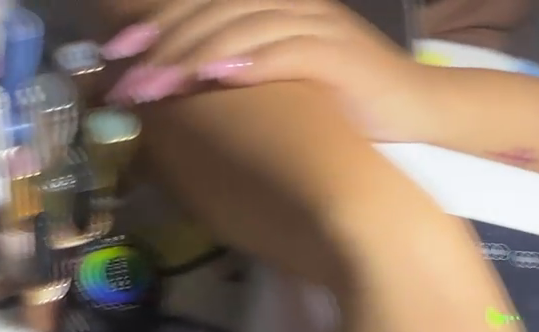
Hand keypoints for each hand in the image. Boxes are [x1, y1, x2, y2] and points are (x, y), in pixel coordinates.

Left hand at [100, 0, 441, 142]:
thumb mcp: (290, 94)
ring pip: (241, 28)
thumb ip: (246, 88)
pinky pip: (286, 52)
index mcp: (276, 13)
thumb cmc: (352, 114)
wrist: (421, 115)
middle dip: (162, 42)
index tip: (118, 56)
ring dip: (191, 55)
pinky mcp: (338, 58)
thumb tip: (194, 108)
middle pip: (214, 12)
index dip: (159, 27)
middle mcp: (292, 10)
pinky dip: (249, 61)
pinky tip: (215, 73)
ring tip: (153, 85)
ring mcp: (317, 29)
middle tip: (120, 73)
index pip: (207, 8)